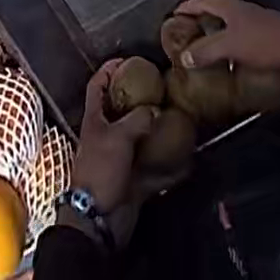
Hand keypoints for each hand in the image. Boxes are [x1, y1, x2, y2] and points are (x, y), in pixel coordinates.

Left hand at [72, 58, 158, 213]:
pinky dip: (167, 163)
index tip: (126, 60)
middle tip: (158, 87)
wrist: (99, 219)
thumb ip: (137, 119)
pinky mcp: (132, 177)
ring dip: (154, 127)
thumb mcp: (118, 137)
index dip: (107, 70)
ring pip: (138, 135)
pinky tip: (184, 157)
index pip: (96, 86)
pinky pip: (152, 166)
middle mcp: (106, 134)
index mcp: (94, 119)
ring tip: (173, 115)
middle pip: (120, 108)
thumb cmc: (101, 170)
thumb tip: (155, 110)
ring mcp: (119, 156)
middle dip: (136, 97)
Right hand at [175, 0, 279, 72]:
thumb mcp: (230, 46)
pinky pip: (239, 35)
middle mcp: (240, 10)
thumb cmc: (261, 41)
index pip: (201, 1)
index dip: (186, 6)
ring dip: (214, 31)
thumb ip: (206, 51)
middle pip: (214, 10)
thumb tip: (184, 57)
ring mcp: (254, 21)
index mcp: (229, 7)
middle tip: (187, 31)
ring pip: (227, 23)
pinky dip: (229, 42)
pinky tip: (229, 56)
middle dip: (199, 18)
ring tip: (204, 45)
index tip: (173, 14)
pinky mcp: (265, 34)